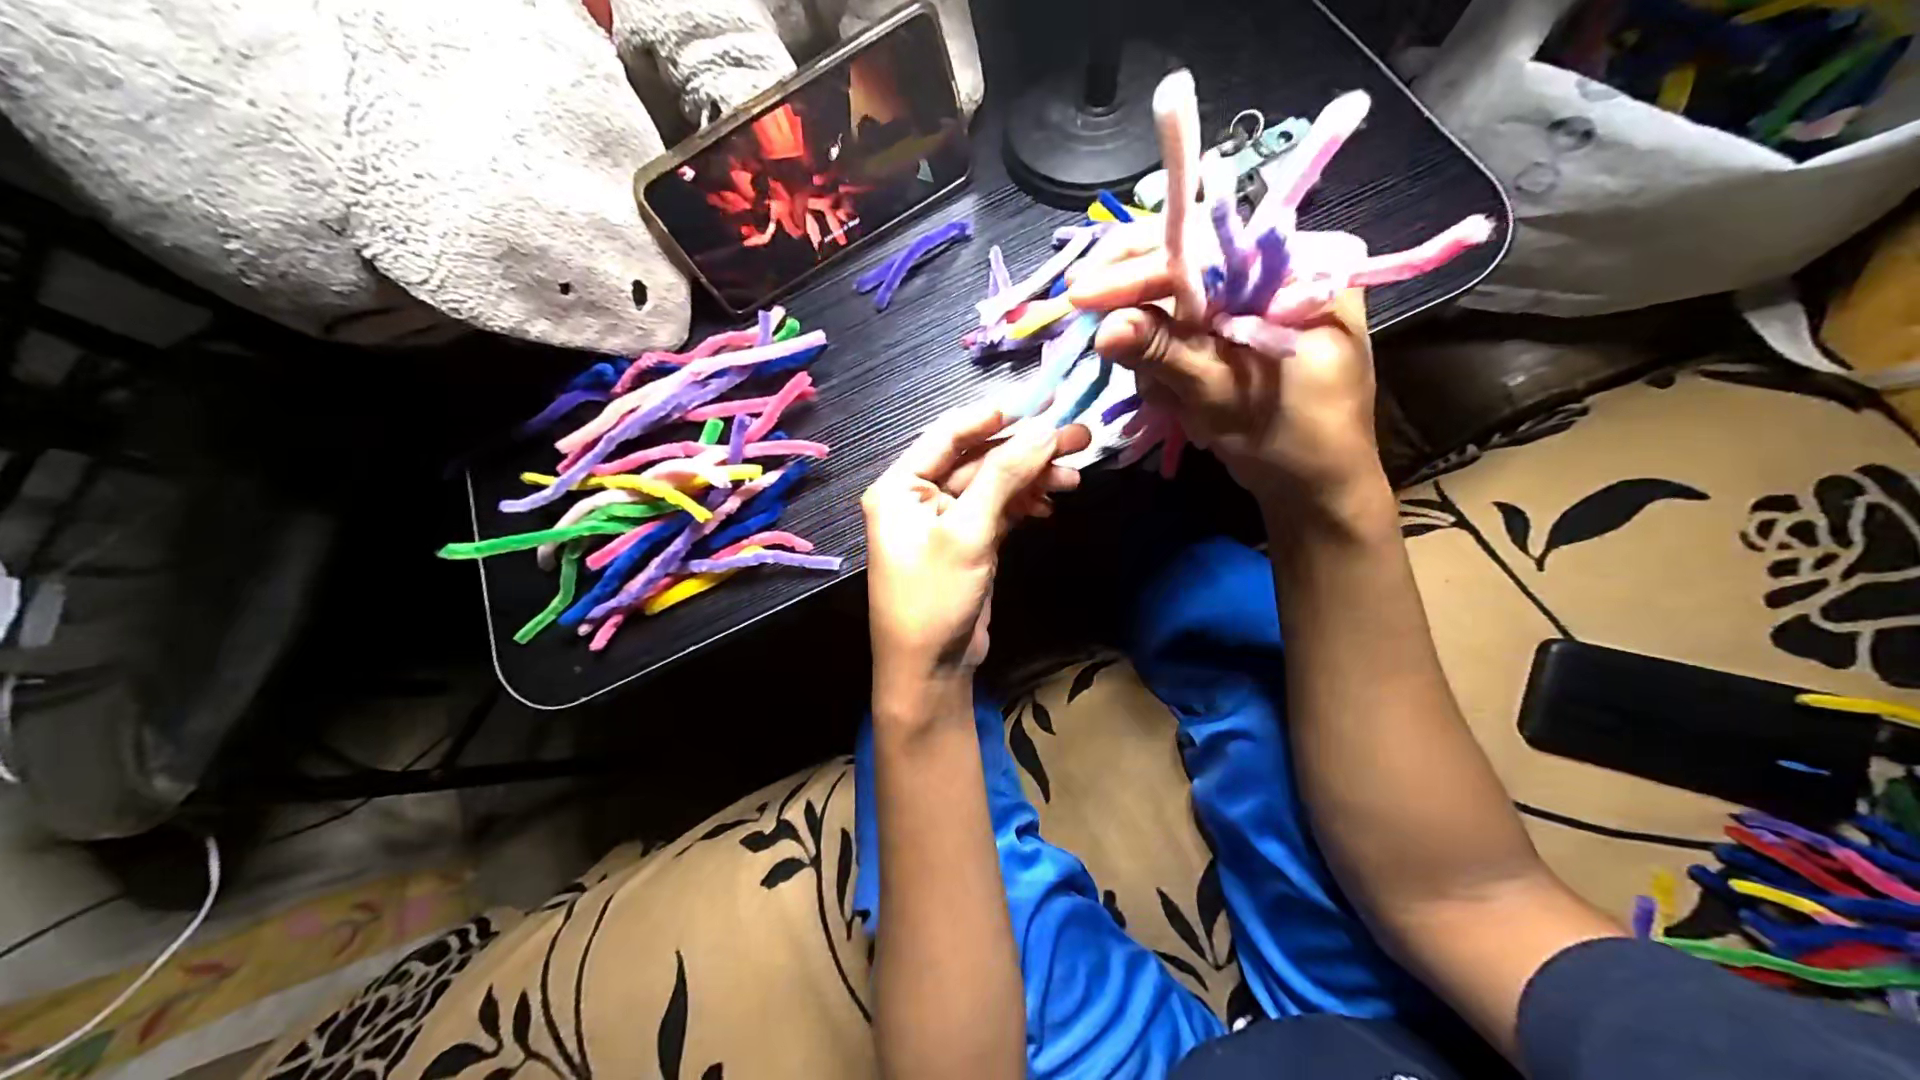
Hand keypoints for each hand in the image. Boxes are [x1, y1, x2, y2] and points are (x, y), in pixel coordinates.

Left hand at [862, 404, 1088, 717]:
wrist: (930, 670)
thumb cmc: (934, 597)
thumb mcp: (968, 533)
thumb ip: (1004, 477)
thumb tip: (1045, 429)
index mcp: (901, 485)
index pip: (949, 435)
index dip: (994, 417)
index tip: (1041, 404)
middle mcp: (919, 496)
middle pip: (979, 460)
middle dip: (1026, 450)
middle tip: (1078, 437)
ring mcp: (946, 520)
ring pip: (995, 486)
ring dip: (1032, 478)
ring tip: (1076, 473)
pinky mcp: (969, 543)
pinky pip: (999, 511)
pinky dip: (1025, 504)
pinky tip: (1053, 502)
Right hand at [1067, 235, 1381, 513]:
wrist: (1317, 489)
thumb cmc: (1291, 442)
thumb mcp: (1223, 395)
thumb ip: (1165, 354)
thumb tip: (1103, 328)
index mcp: (1304, 270)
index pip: (1206, 250)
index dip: (1138, 269)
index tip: (1082, 291)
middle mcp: (1283, 272)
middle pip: (1190, 264)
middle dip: (1136, 296)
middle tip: (1080, 301)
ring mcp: (1261, 303)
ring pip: (1181, 298)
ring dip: (1151, 340)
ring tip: (1155, 392)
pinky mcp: (1243, 332)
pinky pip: (1189, 327)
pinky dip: (1165, 358)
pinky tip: (1166, 394)